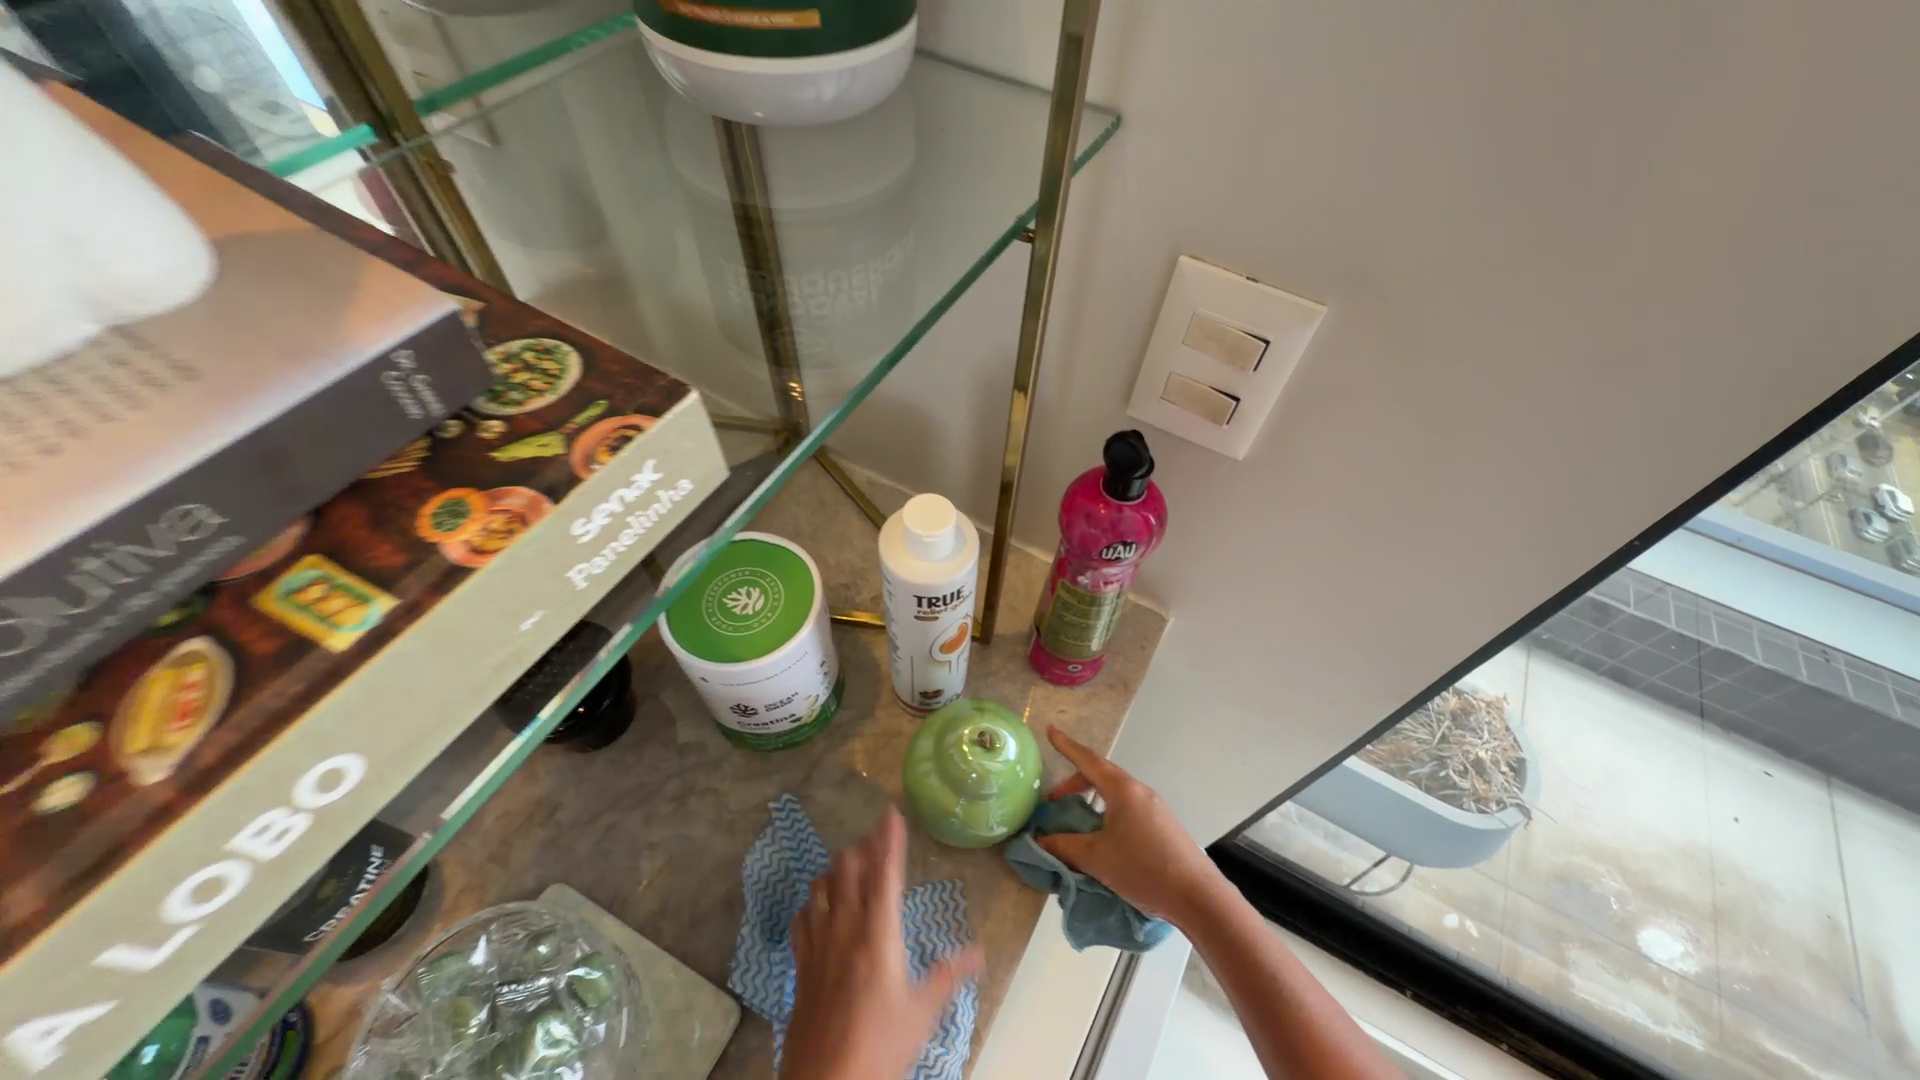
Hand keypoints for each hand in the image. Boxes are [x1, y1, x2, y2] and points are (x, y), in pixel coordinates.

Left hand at [780, 806, 983, 1079]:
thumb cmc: (880, 1045)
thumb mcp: (923, 1013)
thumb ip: (948, 975)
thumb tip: (978, 952)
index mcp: (878, 934)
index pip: (884, 874)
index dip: (888, 840)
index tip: (891, 813)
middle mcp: (844, 929)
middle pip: (848, 870)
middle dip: (862, 848)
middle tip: (876, 838)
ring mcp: (818, 945)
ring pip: (821, 887)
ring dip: (837, 870)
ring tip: (850, 864)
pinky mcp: (800, 964)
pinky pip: (802, 917)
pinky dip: (813, 901)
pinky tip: (819, 905)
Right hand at [1039, 726, 1230, 928]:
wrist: (1197, 896)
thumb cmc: (1143, 868)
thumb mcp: (1096, 858)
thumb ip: (1064, 846)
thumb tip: (1041, 841)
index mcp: (1122, 790)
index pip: (1088, 760)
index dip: (1066, 746)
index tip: (1050, 731)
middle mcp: (1139, 792)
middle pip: (1101, 777)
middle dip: (1074, 785)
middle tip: (1054, 802)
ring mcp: (1154, 809)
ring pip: (1115, 796)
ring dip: (1091, 802)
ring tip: (1076, 823)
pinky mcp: (1162, 827)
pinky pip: (1127, 810)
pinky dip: (1107, 815)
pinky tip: (1102, 840)